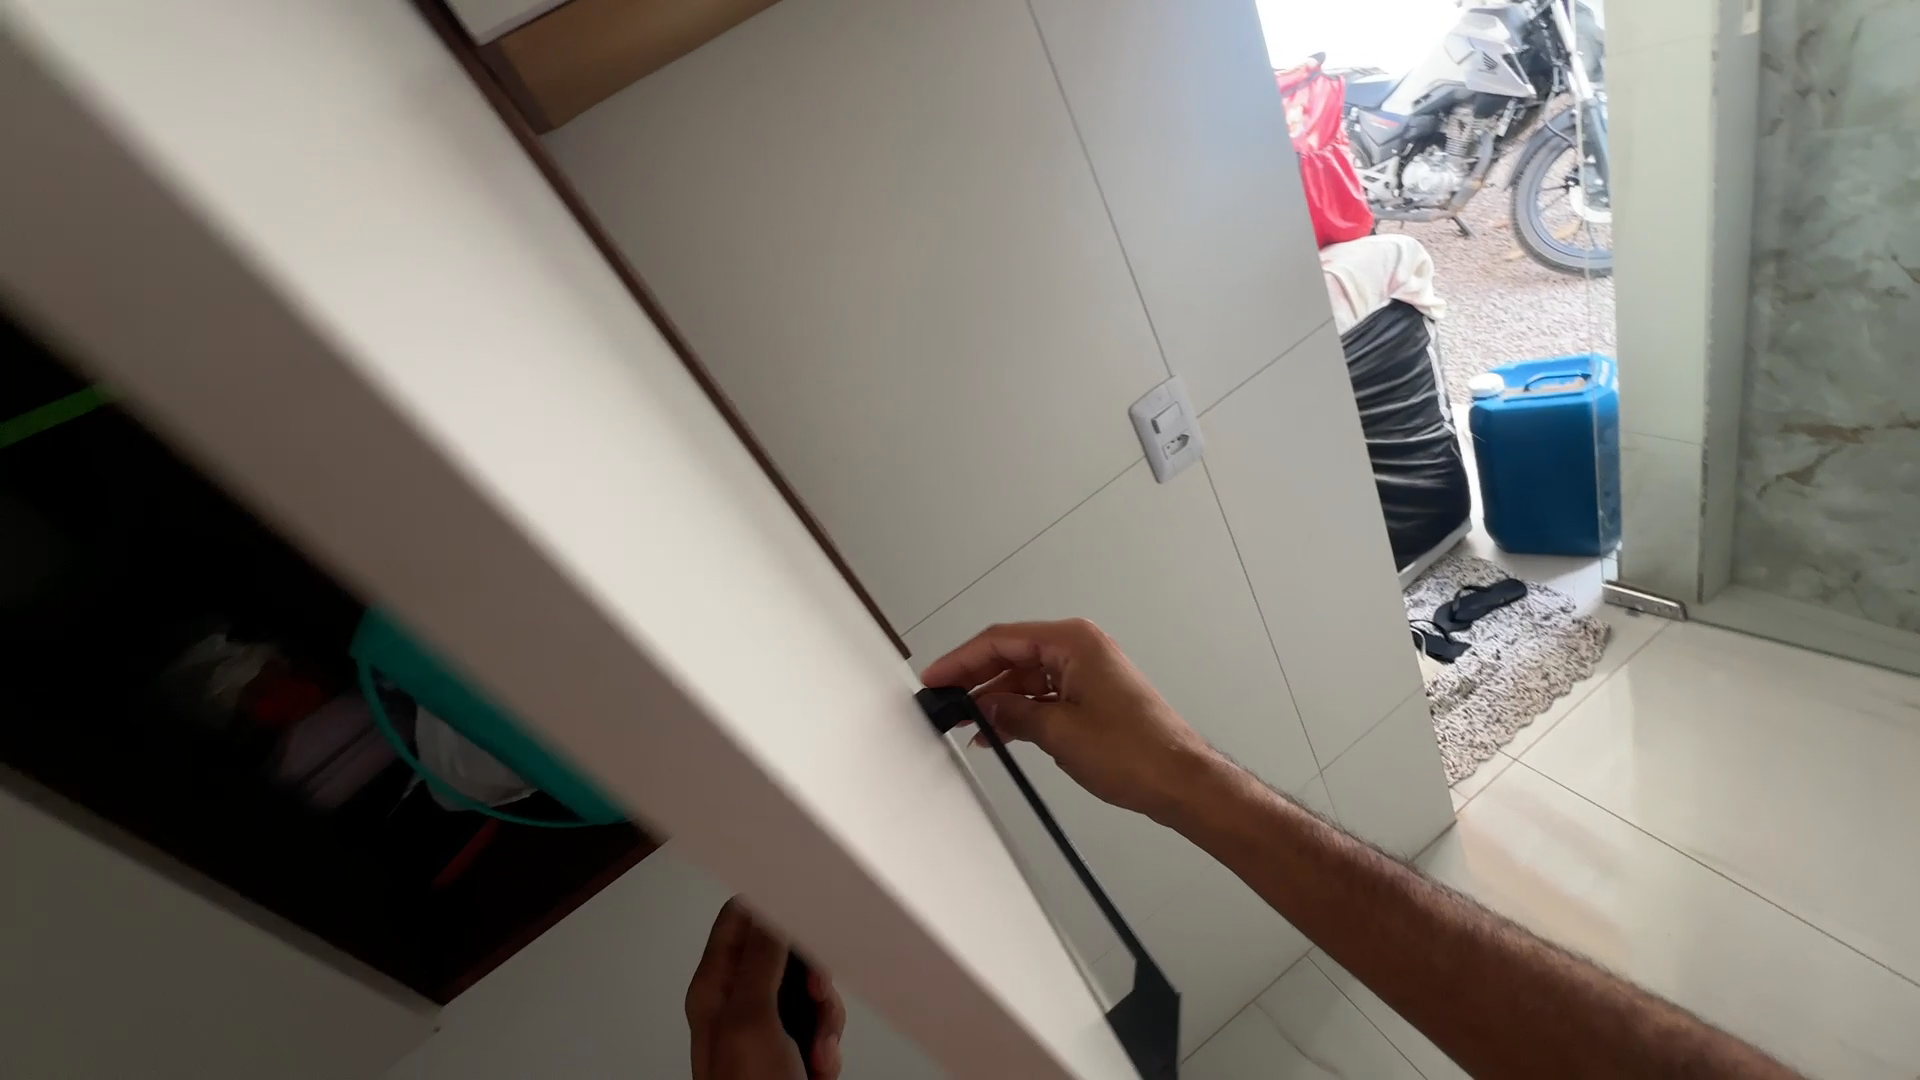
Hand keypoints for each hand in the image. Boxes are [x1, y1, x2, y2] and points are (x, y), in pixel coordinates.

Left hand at [687, 900, 844, 1079]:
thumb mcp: (752, 1020)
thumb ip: (763, 957)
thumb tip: (772, 902)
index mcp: (715, 988)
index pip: (740, 916)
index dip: (773, 906)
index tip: (804, 910)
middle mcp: (737, 1002)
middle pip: (784, 948)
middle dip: (812, 969)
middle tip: (814, 990)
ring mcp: (765, 1027)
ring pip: (808, 984)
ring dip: (825, 1010)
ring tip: (819, 1043)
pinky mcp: (791, 1049)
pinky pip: (821, 1021)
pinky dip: (829, 1040)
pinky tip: (821, 1064)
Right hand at [918, 618, 1219, 822]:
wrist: (1181, 780)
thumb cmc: (1135, 752)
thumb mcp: (1058, 732)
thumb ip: (1014, 714)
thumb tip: (986, 708)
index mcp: (1073, 642)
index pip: (1002, 640)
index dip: (962, 659)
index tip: (936, 676)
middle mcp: (1080, 648)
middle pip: (1012, 654)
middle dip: (976, 678)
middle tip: (944, 699)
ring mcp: (1087, 671)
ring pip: (1026, 675)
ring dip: (997, 698)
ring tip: (965, 721)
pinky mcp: (1091, 694)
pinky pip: (1044, 693)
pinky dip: (1020, 710)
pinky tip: (998, 730)